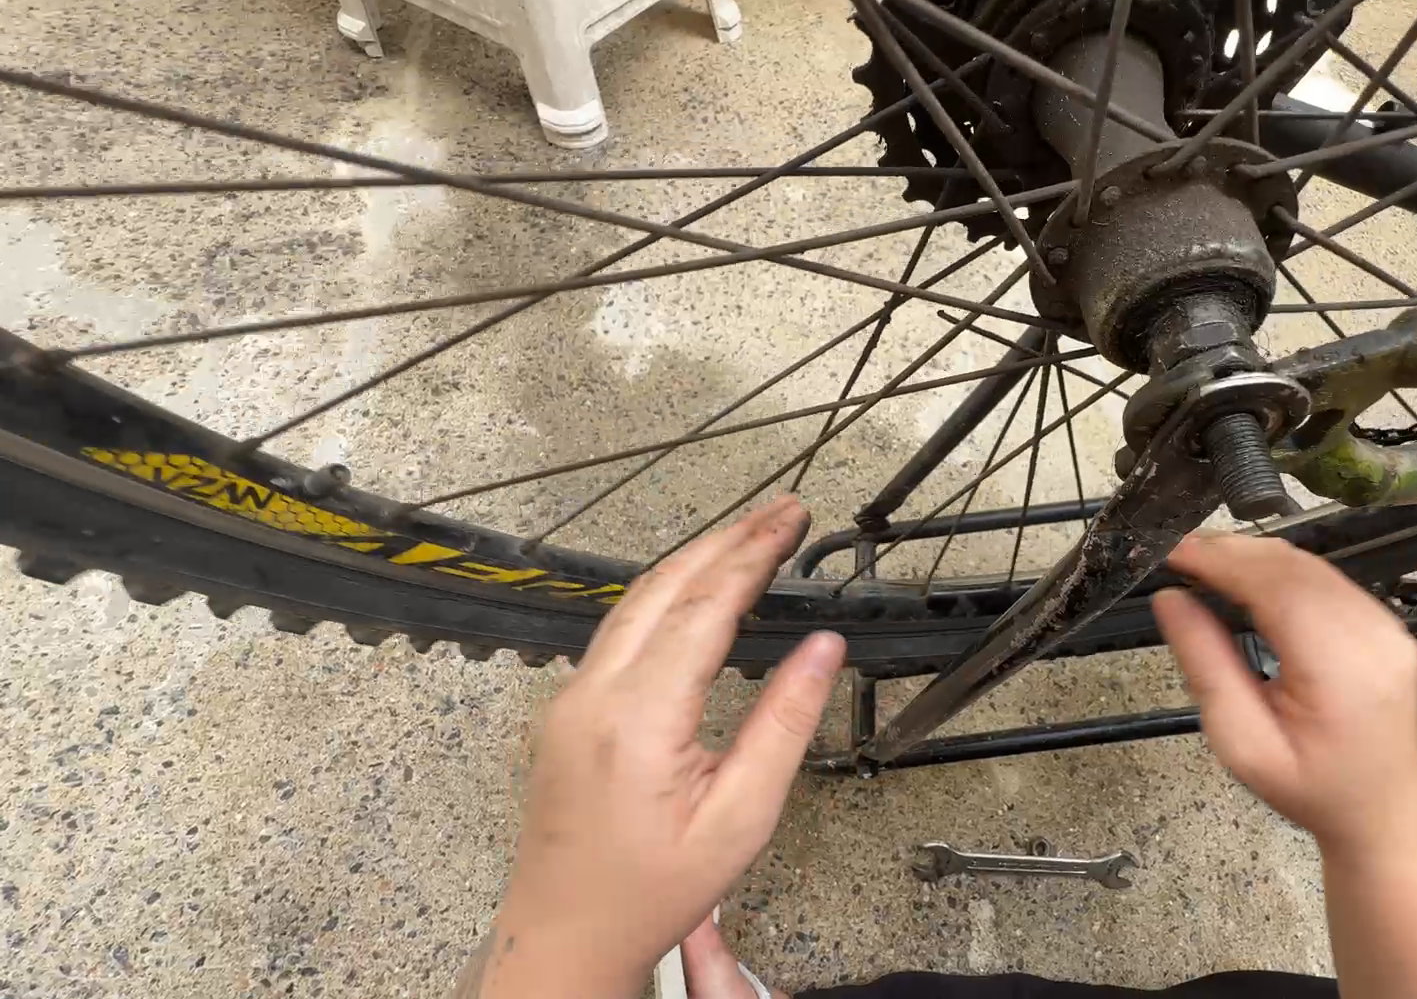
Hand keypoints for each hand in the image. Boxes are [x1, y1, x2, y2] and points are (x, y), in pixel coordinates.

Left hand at [478, 498, 844, 998]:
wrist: (561, 939)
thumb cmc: (655, 889)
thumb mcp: (742, 817)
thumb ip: (784, 723)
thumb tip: (824, 647)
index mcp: (638, 718)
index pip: (703, 608)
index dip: (752, 555)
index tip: (791, 520)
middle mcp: (594, 691)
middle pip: (666, 585)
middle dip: (730, 537)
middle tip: (783, 509)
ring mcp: (573, 694)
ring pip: (638, 597)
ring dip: (699, 555)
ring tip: (752, 531)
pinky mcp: (570, 703)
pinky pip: (623, 623)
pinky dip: (671, 586)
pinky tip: (700, 580)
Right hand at [1151, 532, 1416, 851]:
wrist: (1381, 811)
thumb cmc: (1308, 786)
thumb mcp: (1239, 741)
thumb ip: (1205, 665)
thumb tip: (1170, 600)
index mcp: (1343, 672)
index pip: (1277, 589)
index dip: (1222, 562)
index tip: (1174, 552)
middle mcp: (1374, 638)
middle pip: (1293, 568)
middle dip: (1231, 551)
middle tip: (1179, 551)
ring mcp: (1386, 626)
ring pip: (1308, 564)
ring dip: (1251, 555)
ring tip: (1202, 559)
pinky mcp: (1384, 622)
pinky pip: (1324, 577)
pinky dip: (1276, 567)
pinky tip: (1243, 574)